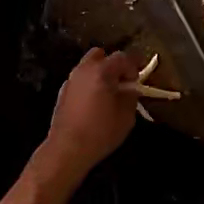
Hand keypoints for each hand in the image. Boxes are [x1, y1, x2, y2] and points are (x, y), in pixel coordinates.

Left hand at [40, 48, 139, 175]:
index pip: (122, 57)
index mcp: (101, 72)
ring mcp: (70, 80)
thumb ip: (131, 96)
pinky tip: (94, 101)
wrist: (67, 148)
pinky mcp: (63, 91)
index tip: (140, 74)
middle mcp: (83, 70)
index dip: (135, 63)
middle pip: (100, 55)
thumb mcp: (126, 116)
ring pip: (88, 66)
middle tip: (123, 81)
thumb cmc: (100, 132)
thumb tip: (130, 88)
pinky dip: (89, 83)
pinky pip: (80, 79)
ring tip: (109, 92)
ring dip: (100, 72)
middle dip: (114, 64)